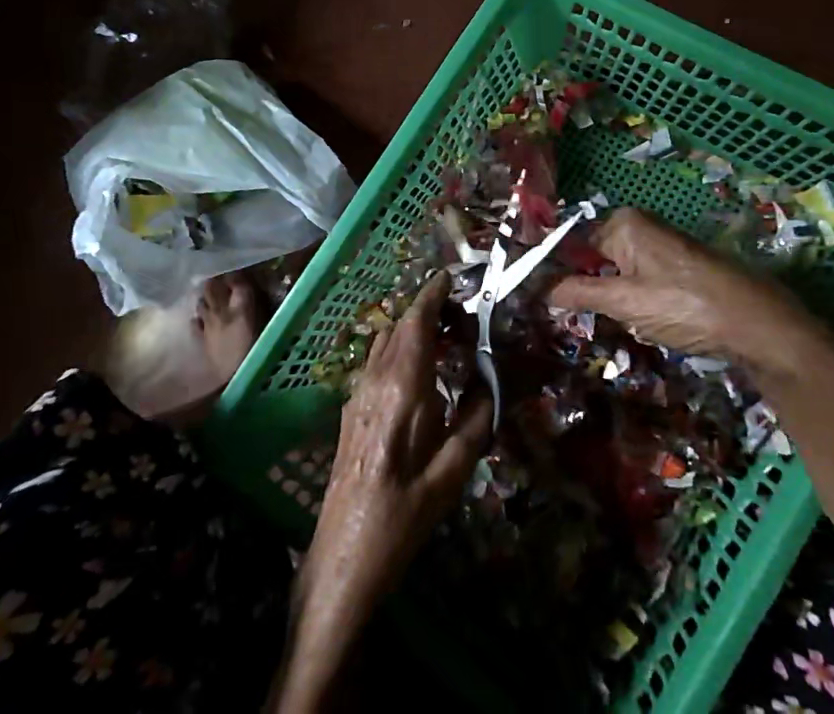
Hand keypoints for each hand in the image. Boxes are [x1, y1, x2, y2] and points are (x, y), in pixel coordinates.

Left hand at [304, 272, 491, 609]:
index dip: (431, 296)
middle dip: (427, 310)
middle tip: (461, 312)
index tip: (451, 278)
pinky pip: (375, 362)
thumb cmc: (402, 516)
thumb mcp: (452, 475)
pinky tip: (419, 369)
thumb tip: (491, 382)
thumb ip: (476, 422)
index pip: (414, 325)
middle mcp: (374, 382)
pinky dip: (398, 349)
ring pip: (383, 342)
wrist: (343, 554)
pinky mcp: (349, 410)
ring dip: (411, 328)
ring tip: (445, 336)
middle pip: (398, 327)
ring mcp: (356, 395)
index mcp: (402, 391)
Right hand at [547, 207, 833, 380]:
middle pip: (590, 257)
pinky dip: (626, 300)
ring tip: (594, 323)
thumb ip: (576, 293)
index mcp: (623, 223)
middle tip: (564, 317)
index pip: (568, 243)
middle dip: (578, 287)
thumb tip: (534, 289)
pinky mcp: (675, 269)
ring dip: (602, 298)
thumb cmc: (685, 306)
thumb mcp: (623, 302)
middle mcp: (640, 227)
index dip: (549, 270)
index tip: (530, 297)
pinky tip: (631, 322)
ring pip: (612, 273)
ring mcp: (660, 248)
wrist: (759, 326)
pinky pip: (635, 281)